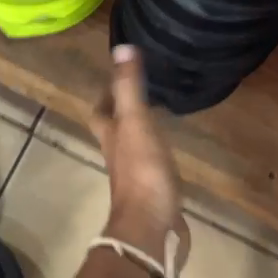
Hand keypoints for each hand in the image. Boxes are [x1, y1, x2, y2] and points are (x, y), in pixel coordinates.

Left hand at [92, 46, 190, 276]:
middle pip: (115, 131)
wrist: (152, 230)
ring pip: (135, 150)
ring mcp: (137, 178)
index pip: (100, 112)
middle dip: (124, 114)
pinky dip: (162, 158)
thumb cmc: (141, 172)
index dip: (105, 95)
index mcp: (111, 137)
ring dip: (144, 135)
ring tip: (164, 117)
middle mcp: (119, 156)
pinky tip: (177, 154)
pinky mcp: (156, 195)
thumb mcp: (135, 122)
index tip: (118, 77)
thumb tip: (121, 47)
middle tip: (145, 94)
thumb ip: (129, 88)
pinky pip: (156, 170)